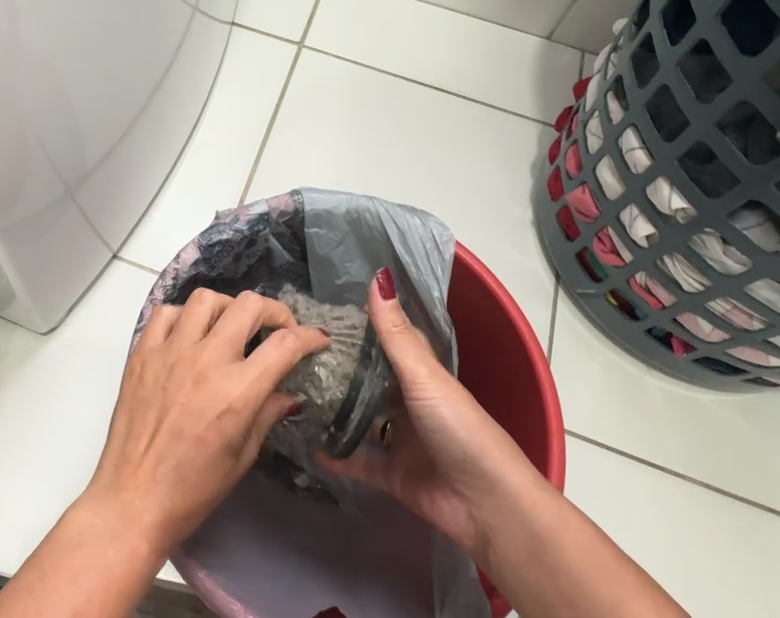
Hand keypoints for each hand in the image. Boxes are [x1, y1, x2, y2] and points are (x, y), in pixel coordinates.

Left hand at [84, 289, 331, 554]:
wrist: (132, 500)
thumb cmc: (193, 489)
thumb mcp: (243, 456)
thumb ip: (268, 414)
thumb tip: (288, 393)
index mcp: (237, 391)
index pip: (284, 344)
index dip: (309, 336)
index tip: (318, 340)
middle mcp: (206, 360)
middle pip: (248, 305)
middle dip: (274, 311)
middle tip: (278, 330)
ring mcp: (170, 351)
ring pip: (207, 298)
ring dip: (228, 307)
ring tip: (232, 327)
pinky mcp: (142, 353)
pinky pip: (167, 313)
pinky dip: (185, 315)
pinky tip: (190, 334)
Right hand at [318, 268, 536, 560]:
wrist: (487, 504)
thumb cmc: (459, 429)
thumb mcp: (425, 377)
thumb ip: (396, 334)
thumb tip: (379, 274)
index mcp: (423, 376)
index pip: (389, 344)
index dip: (361, 328)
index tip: (321, 312)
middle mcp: (410, 404)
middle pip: (370, 383)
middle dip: (339, 371)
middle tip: (294, 355)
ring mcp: (400, 441)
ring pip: (360, 420)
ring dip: (333, 411)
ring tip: (292, 393)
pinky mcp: (392, 475)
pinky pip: (358, 461)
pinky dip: (336, 454)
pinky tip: (305, 442)